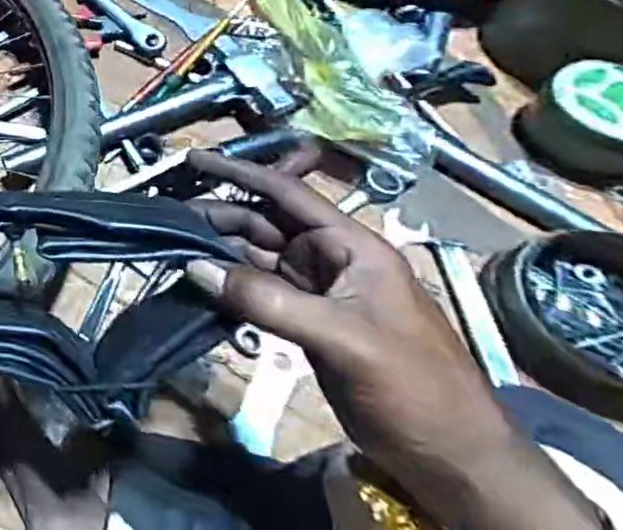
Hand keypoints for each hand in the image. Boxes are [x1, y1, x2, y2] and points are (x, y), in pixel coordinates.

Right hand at [185, 150, 600, 529]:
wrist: (455, 462)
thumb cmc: (417, 388)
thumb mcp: (345, 339)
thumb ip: (268, 300)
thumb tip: (196, 268)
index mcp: (352, 247)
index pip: (286, 193)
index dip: (238, 172)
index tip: (192, 159)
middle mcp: (329, 259)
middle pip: (260, 222)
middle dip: (216, 216)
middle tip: (167, 220)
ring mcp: (314, 289)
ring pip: (251, 254)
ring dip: (214, 250)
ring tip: (172, 247)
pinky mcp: (301, 318)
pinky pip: (252, 287)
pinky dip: (224, 282)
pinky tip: (196, 281)